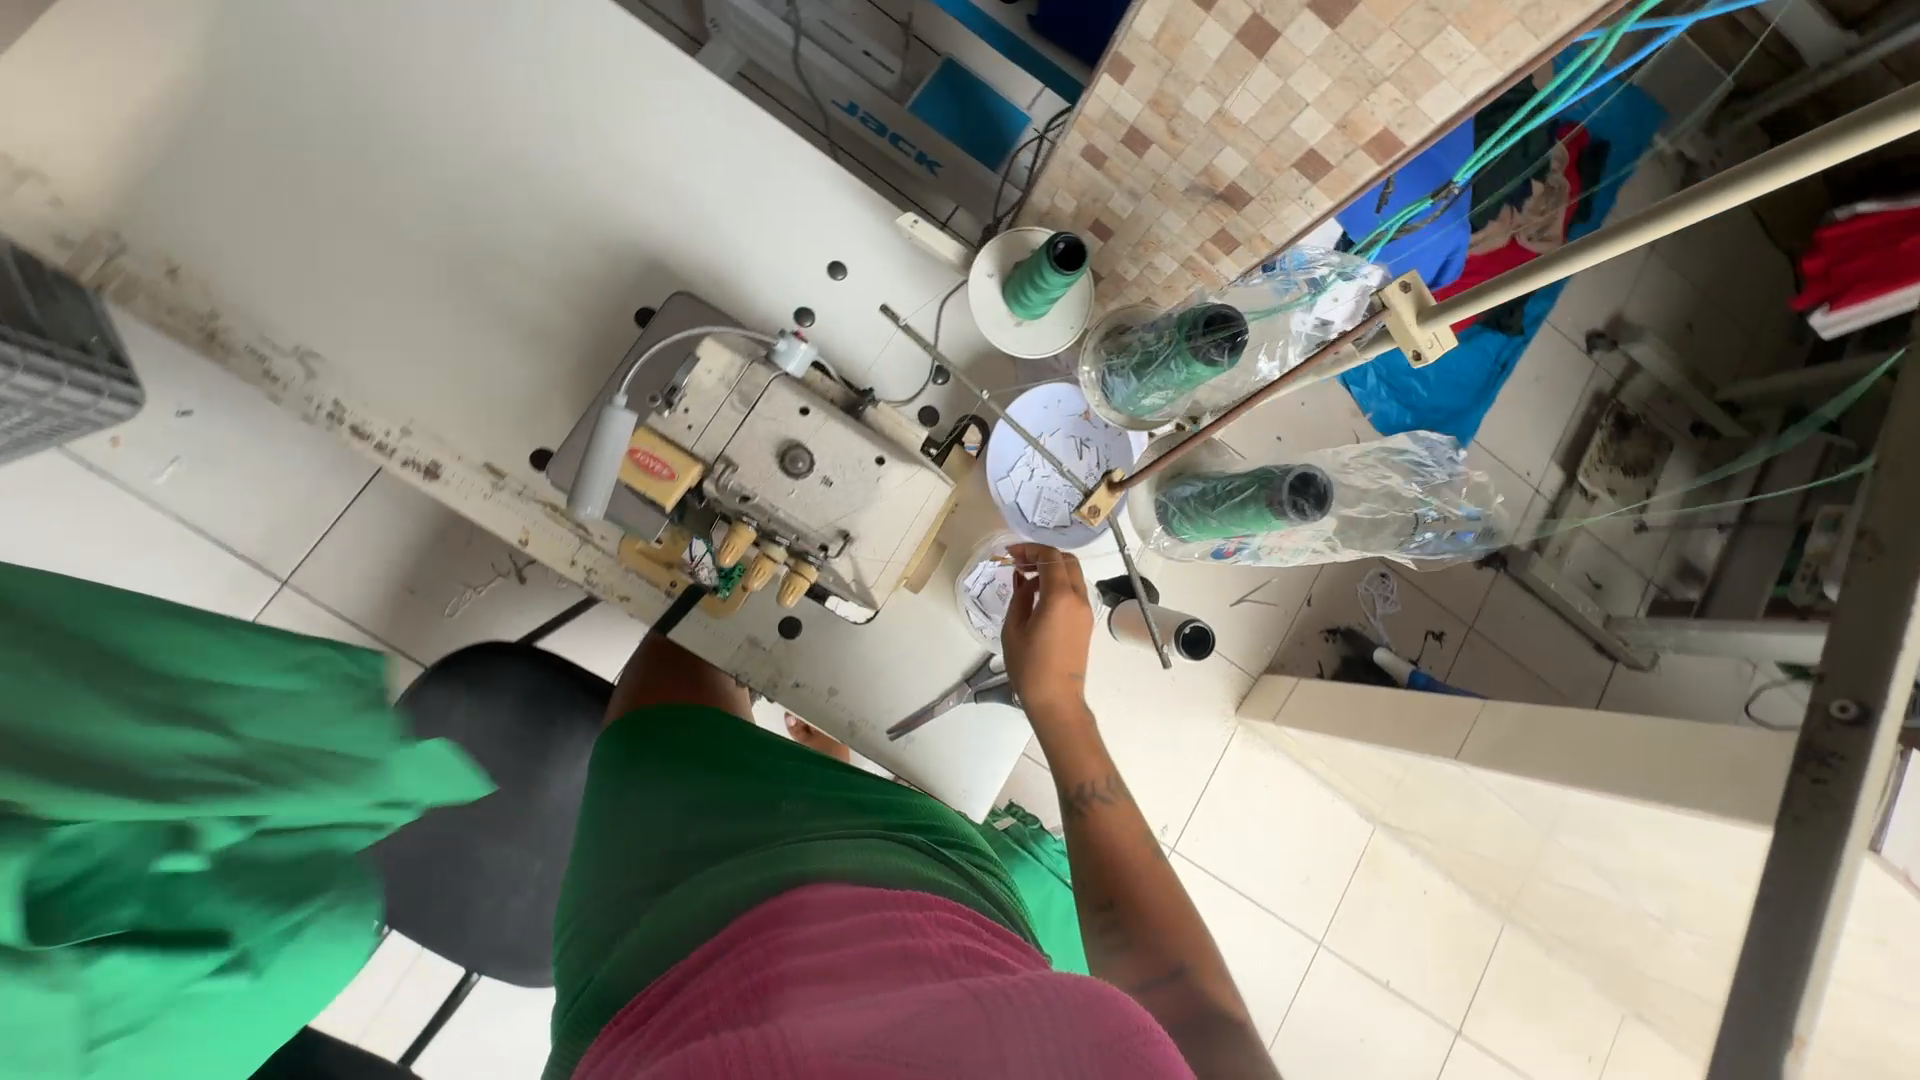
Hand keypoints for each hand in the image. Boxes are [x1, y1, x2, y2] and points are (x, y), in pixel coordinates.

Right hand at [1001, 543, 1094, 714]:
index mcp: (1059, 597)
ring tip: (1026, 579)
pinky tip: (1038, 596)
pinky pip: (1075, 590)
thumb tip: (1023, 579)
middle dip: (1042, 555)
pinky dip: (1058, 583)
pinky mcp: (1086, 621)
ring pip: (1073, 574)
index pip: (1050, 556)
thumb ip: (1020, 596)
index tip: (1009, 554)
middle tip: (1018, 563)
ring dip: (1051, 569)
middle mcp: (1078, 598)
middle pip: (1066, 560)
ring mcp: (1086, 610)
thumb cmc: (1029, 666)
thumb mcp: (1014, 628)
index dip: (1029, 549)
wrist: (1056, 698)